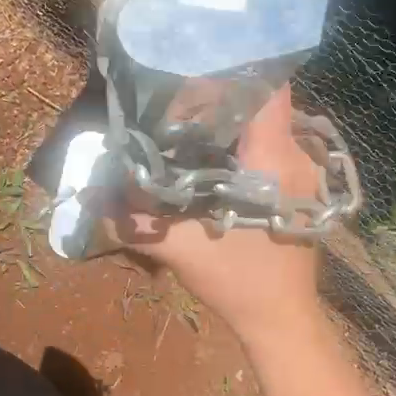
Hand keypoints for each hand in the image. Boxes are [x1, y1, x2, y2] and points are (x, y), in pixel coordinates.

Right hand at [106, 84, 320, 332]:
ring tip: (186, 127)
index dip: (230, 74)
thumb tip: (92, 198)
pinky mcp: (298, 186)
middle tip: (174, 104)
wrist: (282, 321)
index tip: (189, 77)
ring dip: (228, 121)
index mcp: (274, 161)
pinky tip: (208, 157)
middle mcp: (296, 157)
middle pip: (262, 102)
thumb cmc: (240, 282)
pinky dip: (239, 142)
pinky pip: (270, 145)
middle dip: (218, 97)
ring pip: (266, 123)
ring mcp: (303, 172)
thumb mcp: (180, 250)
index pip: (267, 89)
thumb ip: (135, 221)